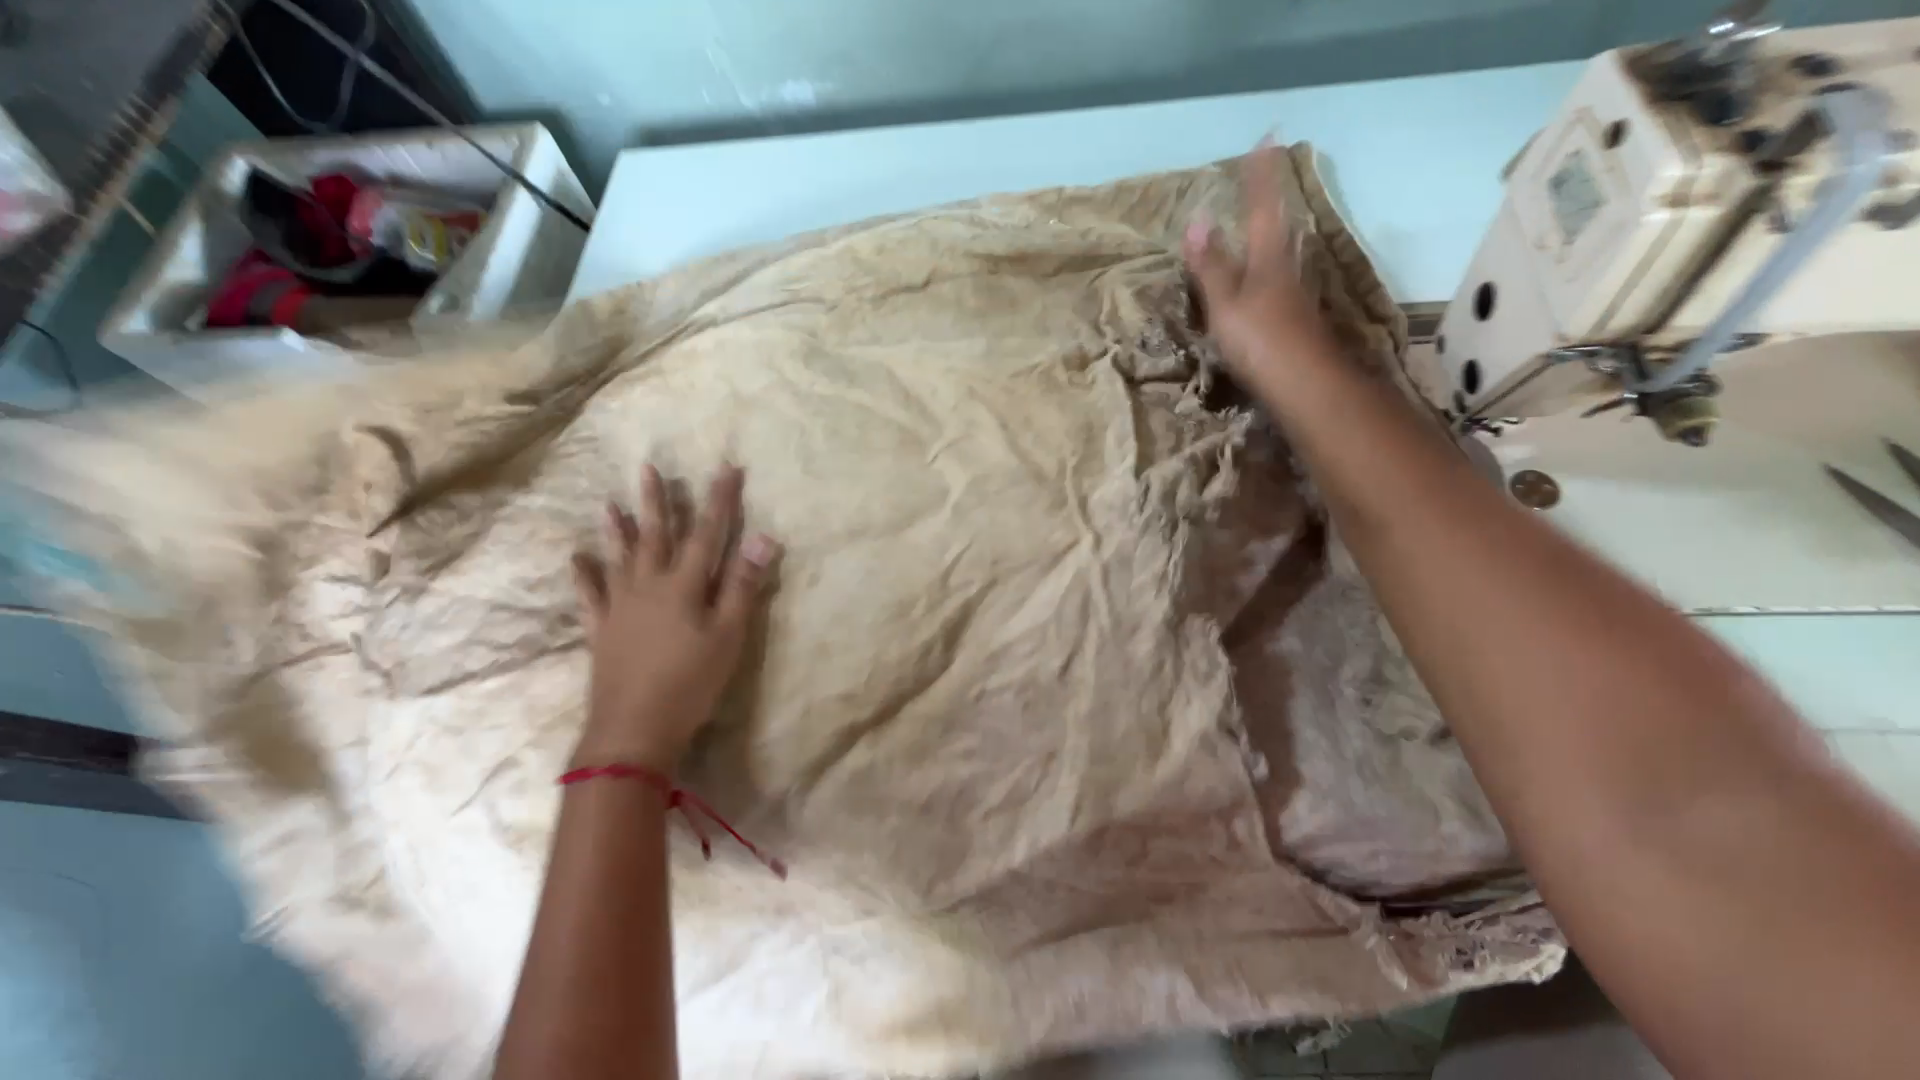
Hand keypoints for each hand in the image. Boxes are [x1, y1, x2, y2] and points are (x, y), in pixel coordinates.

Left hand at [569, 464, 780, 772]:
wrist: (633, 728)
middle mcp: (648, 585)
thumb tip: (764, 537)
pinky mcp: (600, 629)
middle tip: (649, 467)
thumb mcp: (728, 637)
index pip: (707, 533)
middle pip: (655, 535)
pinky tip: (576, 559)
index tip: (727, 467)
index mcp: (683, 585)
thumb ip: (742, 586)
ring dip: (618, 528)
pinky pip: (589, 594)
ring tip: (610, 503)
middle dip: (658, 501)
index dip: (720, 500)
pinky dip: (583, 575)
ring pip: (619, 558)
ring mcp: (619, 606)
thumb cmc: (690, 683)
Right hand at [1182, 140, 1335, 379]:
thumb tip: (1198, 219)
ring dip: (1270, 237)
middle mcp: (1285, 271)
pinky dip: (1264, 271)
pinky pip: (1276, 283)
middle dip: (1270, 203)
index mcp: (1267, 259)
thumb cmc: (1262, 341)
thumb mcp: (1225, 304)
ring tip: (1259, 225)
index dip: (1263, 176)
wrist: (1307, 388)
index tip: (1268, 139)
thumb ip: (1211, 266)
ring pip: (1280, 255)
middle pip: (1278, 229)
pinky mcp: (1294, 322)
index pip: (1263, 207)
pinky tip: (1261, 282)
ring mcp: (1293, 297)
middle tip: (1266, 178)